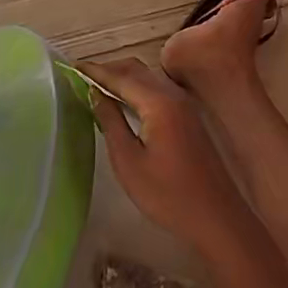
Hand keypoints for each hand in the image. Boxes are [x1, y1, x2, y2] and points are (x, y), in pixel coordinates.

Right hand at [87, 57, 246, 251]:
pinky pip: (157, 89)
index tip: (70, 66)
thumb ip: (110, 120)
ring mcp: (185, 105)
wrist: (218, 221)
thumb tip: (95, 93)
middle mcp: (174, 96)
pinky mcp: (189, 117)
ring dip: (121, 76)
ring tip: (95, 86)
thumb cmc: (167, 195)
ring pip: (147, 77)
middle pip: (135, 69)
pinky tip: (122, 101)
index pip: (119, 76)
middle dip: (107, 69)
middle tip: (79, 76)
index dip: (93, 71)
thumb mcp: (128, 160)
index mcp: (158, 103)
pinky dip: (135, 87)